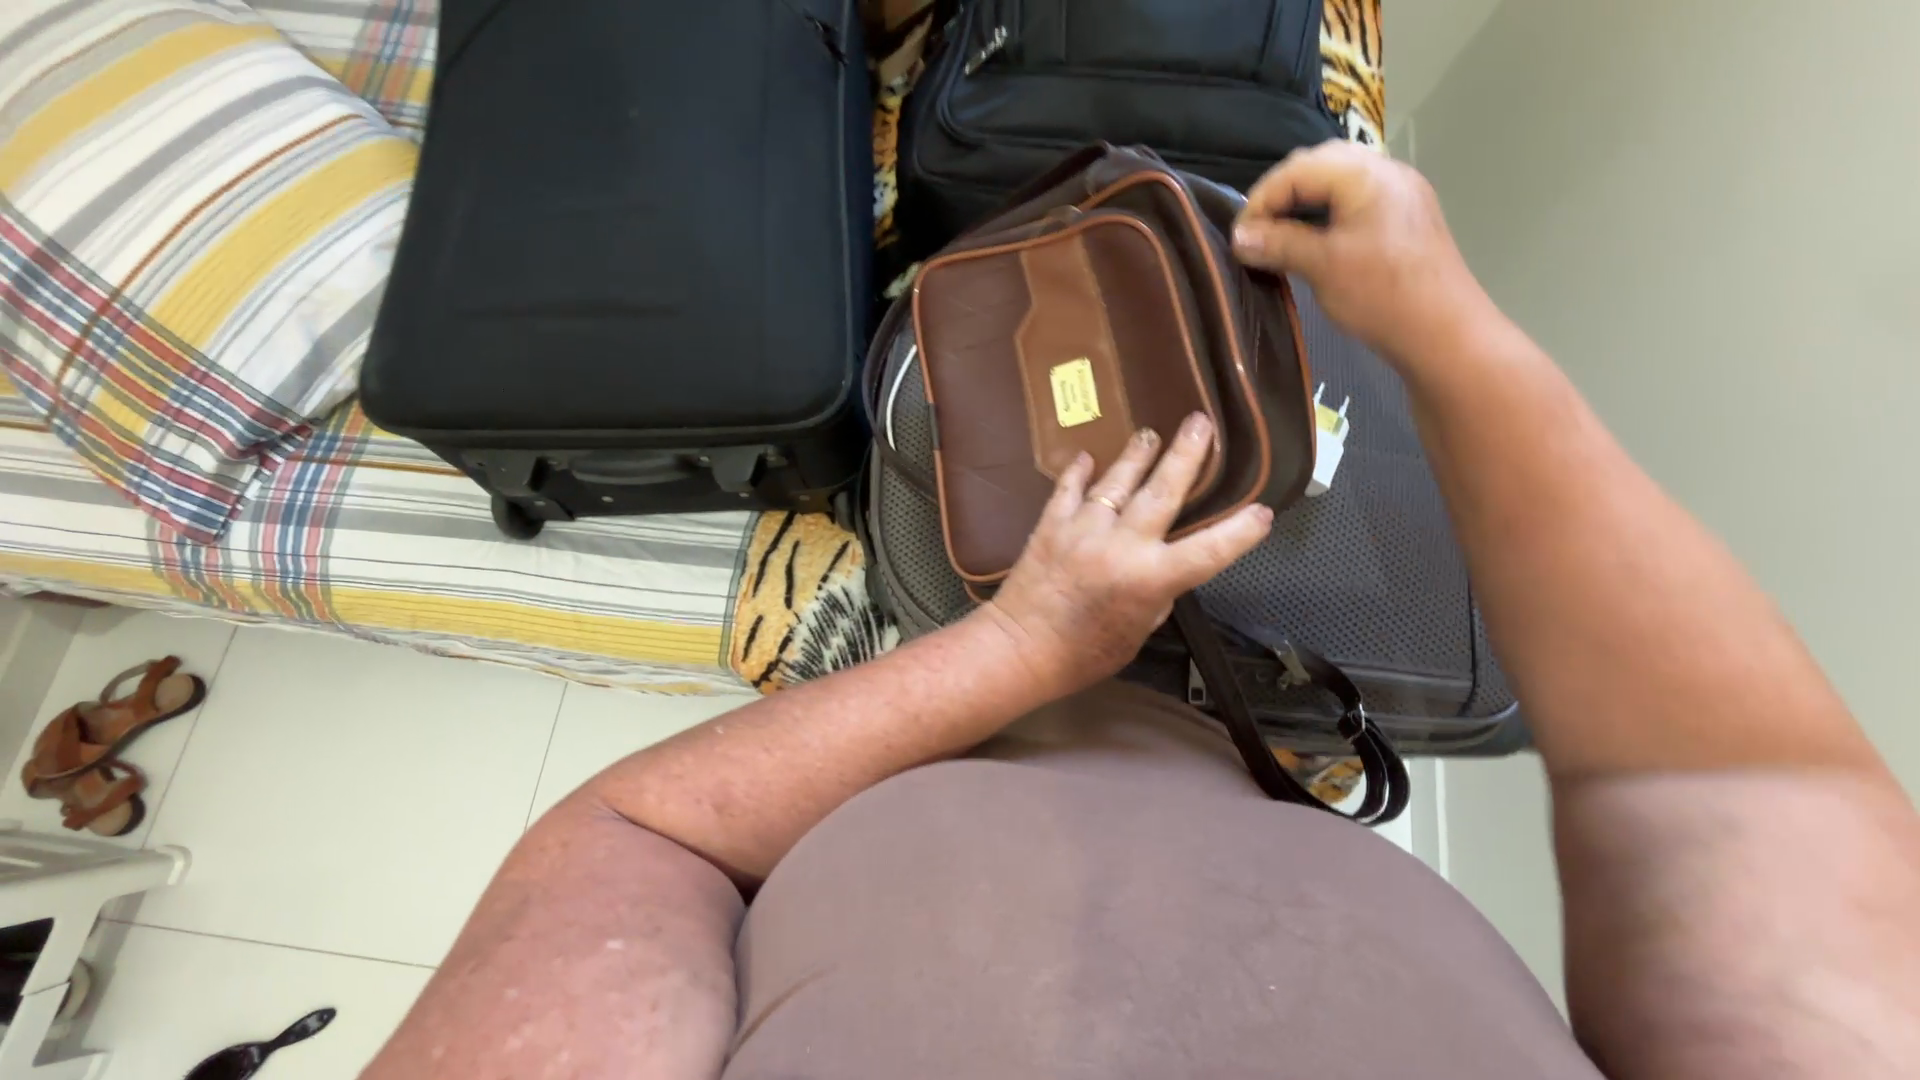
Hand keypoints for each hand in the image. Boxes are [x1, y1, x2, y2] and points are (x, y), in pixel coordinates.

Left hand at [974, 413, 1274, 700]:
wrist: (1021, 648)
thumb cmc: (1085, 654)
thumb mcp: (1138, 631)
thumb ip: (1157, 592)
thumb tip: (1162, 566)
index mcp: (1151, 579)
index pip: (1209, 550)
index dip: (1240, 531)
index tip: (1261, 511)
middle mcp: (1122, 545)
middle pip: (1163, 491)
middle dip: (1187, 454)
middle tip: (1201, 423)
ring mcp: (1084, 529)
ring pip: (1116, 481)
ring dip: (1135, 454)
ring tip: (1149, 433)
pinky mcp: (1052, 524)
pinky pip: (1068, 489)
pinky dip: (1078, 472)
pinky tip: (1086, 457)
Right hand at [1231, 140, 1496, 369]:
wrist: (1443, 331)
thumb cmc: (1381, 295)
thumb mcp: (1322, 266)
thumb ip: (1278, 244)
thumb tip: (1239, 237)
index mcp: (1367, 175)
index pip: (1298, 169)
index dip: (1261, 199)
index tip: (1239, 238)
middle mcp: (1387, 172)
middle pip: (1319, 164)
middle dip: (1281, 194)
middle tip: (1256, 232)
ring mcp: (1400, 193)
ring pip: (1338, 181)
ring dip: (1302, 202)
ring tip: (1277, 236)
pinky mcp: (1403, 217)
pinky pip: (1355, 199)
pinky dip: (1325, 212)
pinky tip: (1311, 240)